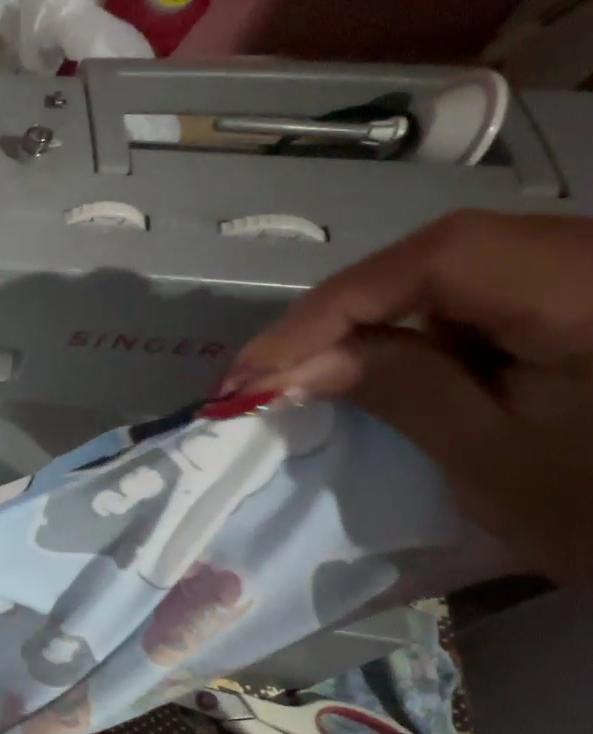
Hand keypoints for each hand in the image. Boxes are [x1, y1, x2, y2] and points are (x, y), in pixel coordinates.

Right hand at [222, 210, 592, 584]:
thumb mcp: (494, 459)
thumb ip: (399, 389)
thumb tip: (292, 365)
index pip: (442, 257)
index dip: (332, 305)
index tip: (255, 368)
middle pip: (450, 255)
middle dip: (345, 313)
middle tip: (266, 371)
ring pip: (468, 271)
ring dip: (378, 320)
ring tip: (310, 372)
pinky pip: (498, 294)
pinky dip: (428, 328)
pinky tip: (384, 366)